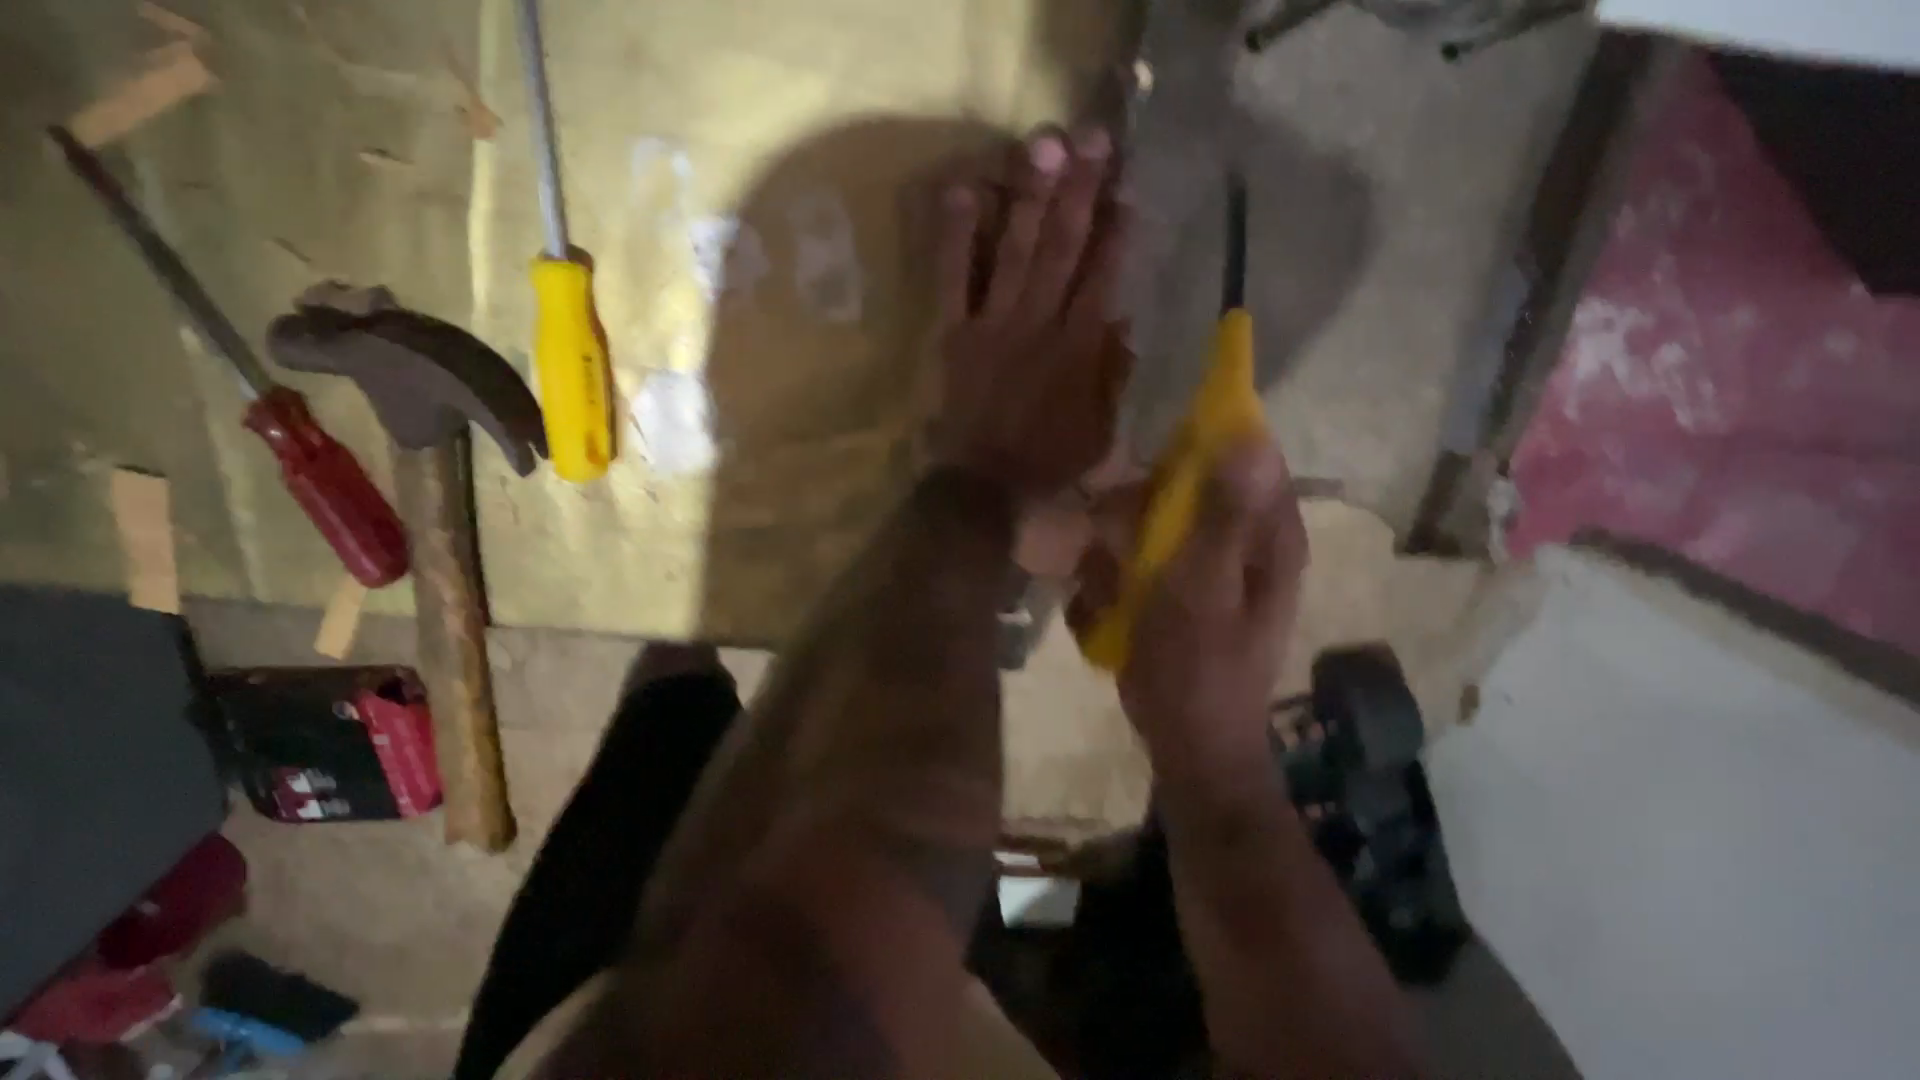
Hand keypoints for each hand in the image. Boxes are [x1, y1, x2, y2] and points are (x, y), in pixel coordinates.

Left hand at [928, 128, 1131, 498]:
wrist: (983, 485)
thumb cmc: (1047, 460)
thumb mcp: (1100, 430)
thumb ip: (1113, 375)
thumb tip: (1125, 323)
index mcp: (1080, 349)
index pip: (1103, 277)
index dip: (1116, 230)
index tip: (1126, 187)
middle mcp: (1039, 324)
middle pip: (1063, 249)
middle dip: (1080, 192)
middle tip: (1092, 139)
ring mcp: (993, 323)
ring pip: (1015, 251)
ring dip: (1029, 196)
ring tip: (1041, 145)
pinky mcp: (953, 331)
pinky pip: (954, 277)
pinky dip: (958, 235)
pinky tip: (965, 189)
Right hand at [1070, 436, 1307, 772]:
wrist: (1192, 745)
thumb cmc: (1197, 668)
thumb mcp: (1203, 586)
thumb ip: (1220, 514)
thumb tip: (1250, 436)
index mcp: (1270, 536)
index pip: (1247, 455)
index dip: (1197, 447)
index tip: (1148, 471)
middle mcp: (1250, 545)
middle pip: (1195, 487)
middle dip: (1145, 509)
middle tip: (1116, 542)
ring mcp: (1217, 571)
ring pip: (1162, 524)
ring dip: (1125, 548)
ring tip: (1110, 587)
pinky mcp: (1188, 594)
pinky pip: (1148, 561)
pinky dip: (1124, 576)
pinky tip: (1112, 605)